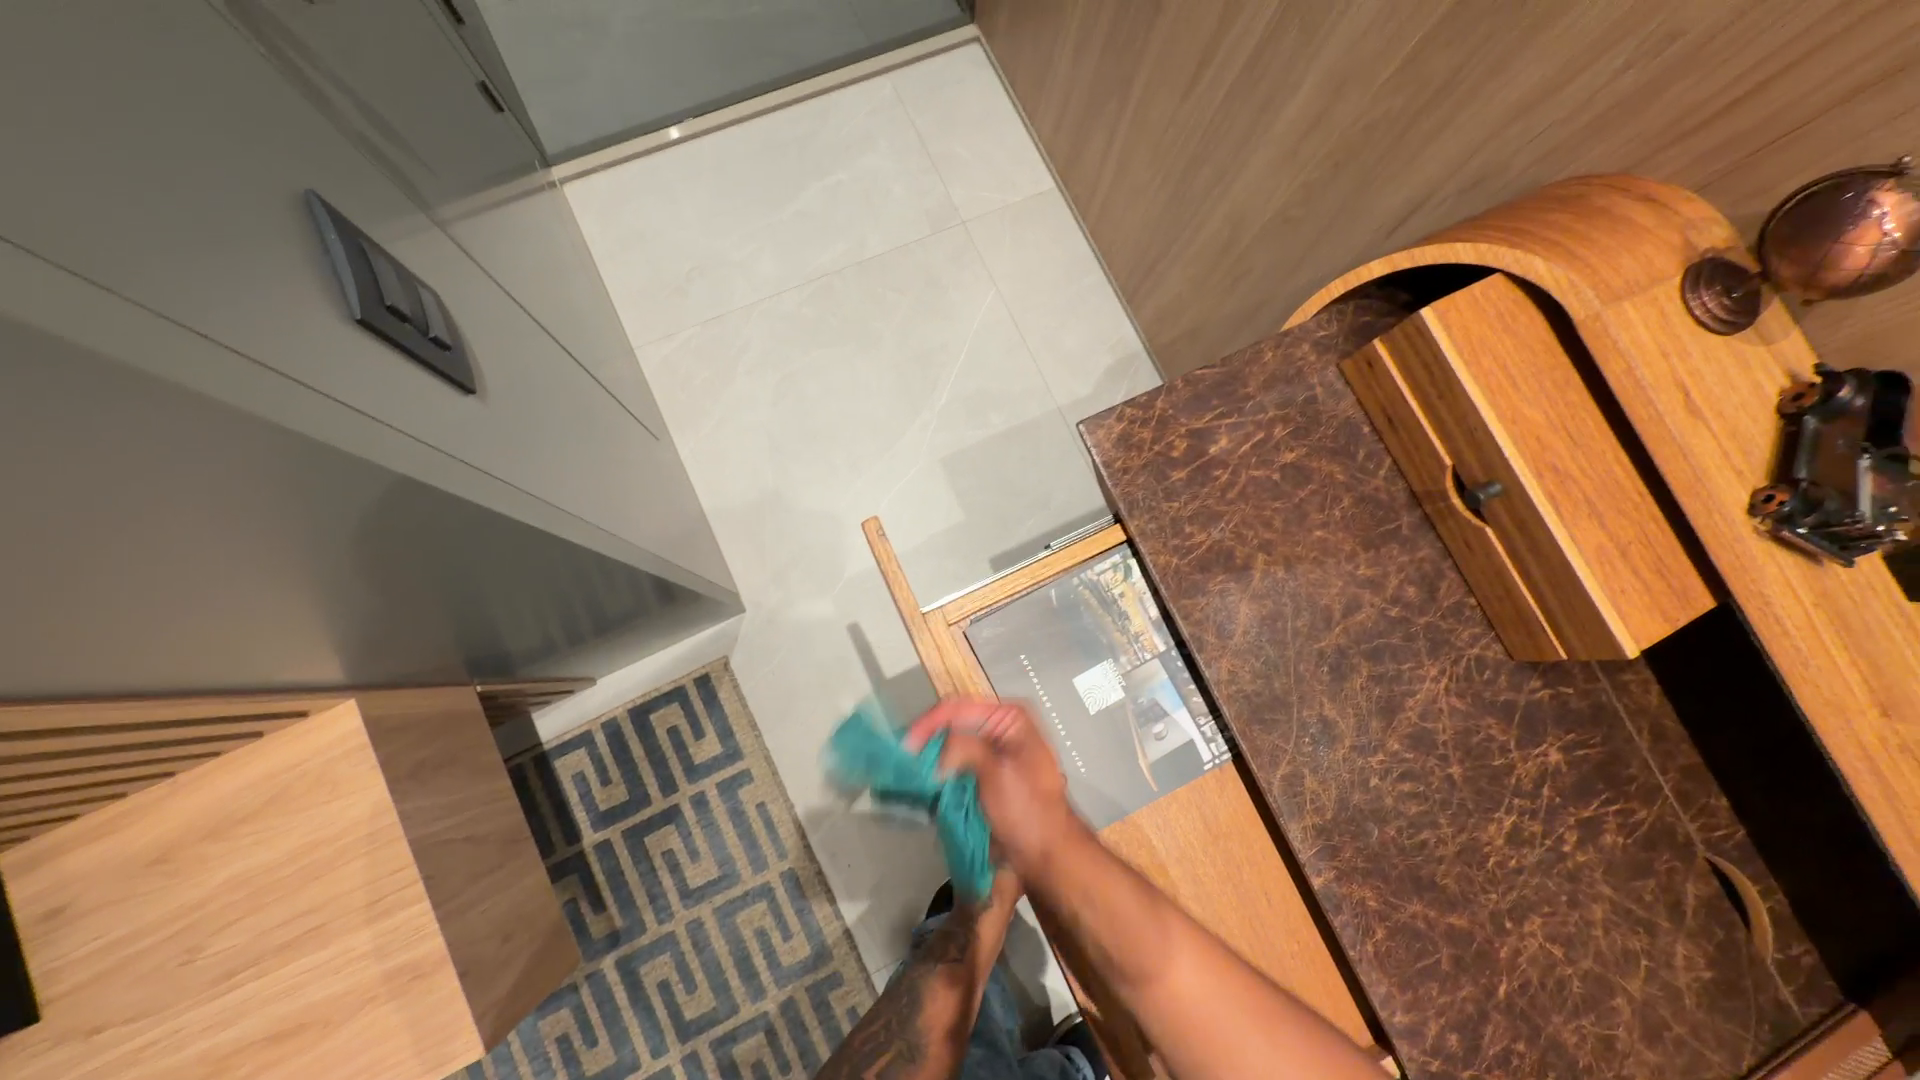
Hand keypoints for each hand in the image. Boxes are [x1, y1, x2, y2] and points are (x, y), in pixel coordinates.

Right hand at [906, 698, 1089, 880]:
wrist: (1047, 853)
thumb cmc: (1027, 808)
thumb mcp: (996, 771)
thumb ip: (962, 748)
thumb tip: (933, 755)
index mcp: (1008, 718)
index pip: (957, 708)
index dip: (928, 724)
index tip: (905, 748)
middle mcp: (1000, 730)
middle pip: (952, 727)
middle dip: (927, 744)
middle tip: (902, 763)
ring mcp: (993, 756)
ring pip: (951, 750)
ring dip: (930, 763)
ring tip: (906, 778)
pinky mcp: (985, 780)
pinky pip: (955, 771)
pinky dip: (939, 779)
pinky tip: (923, 790)